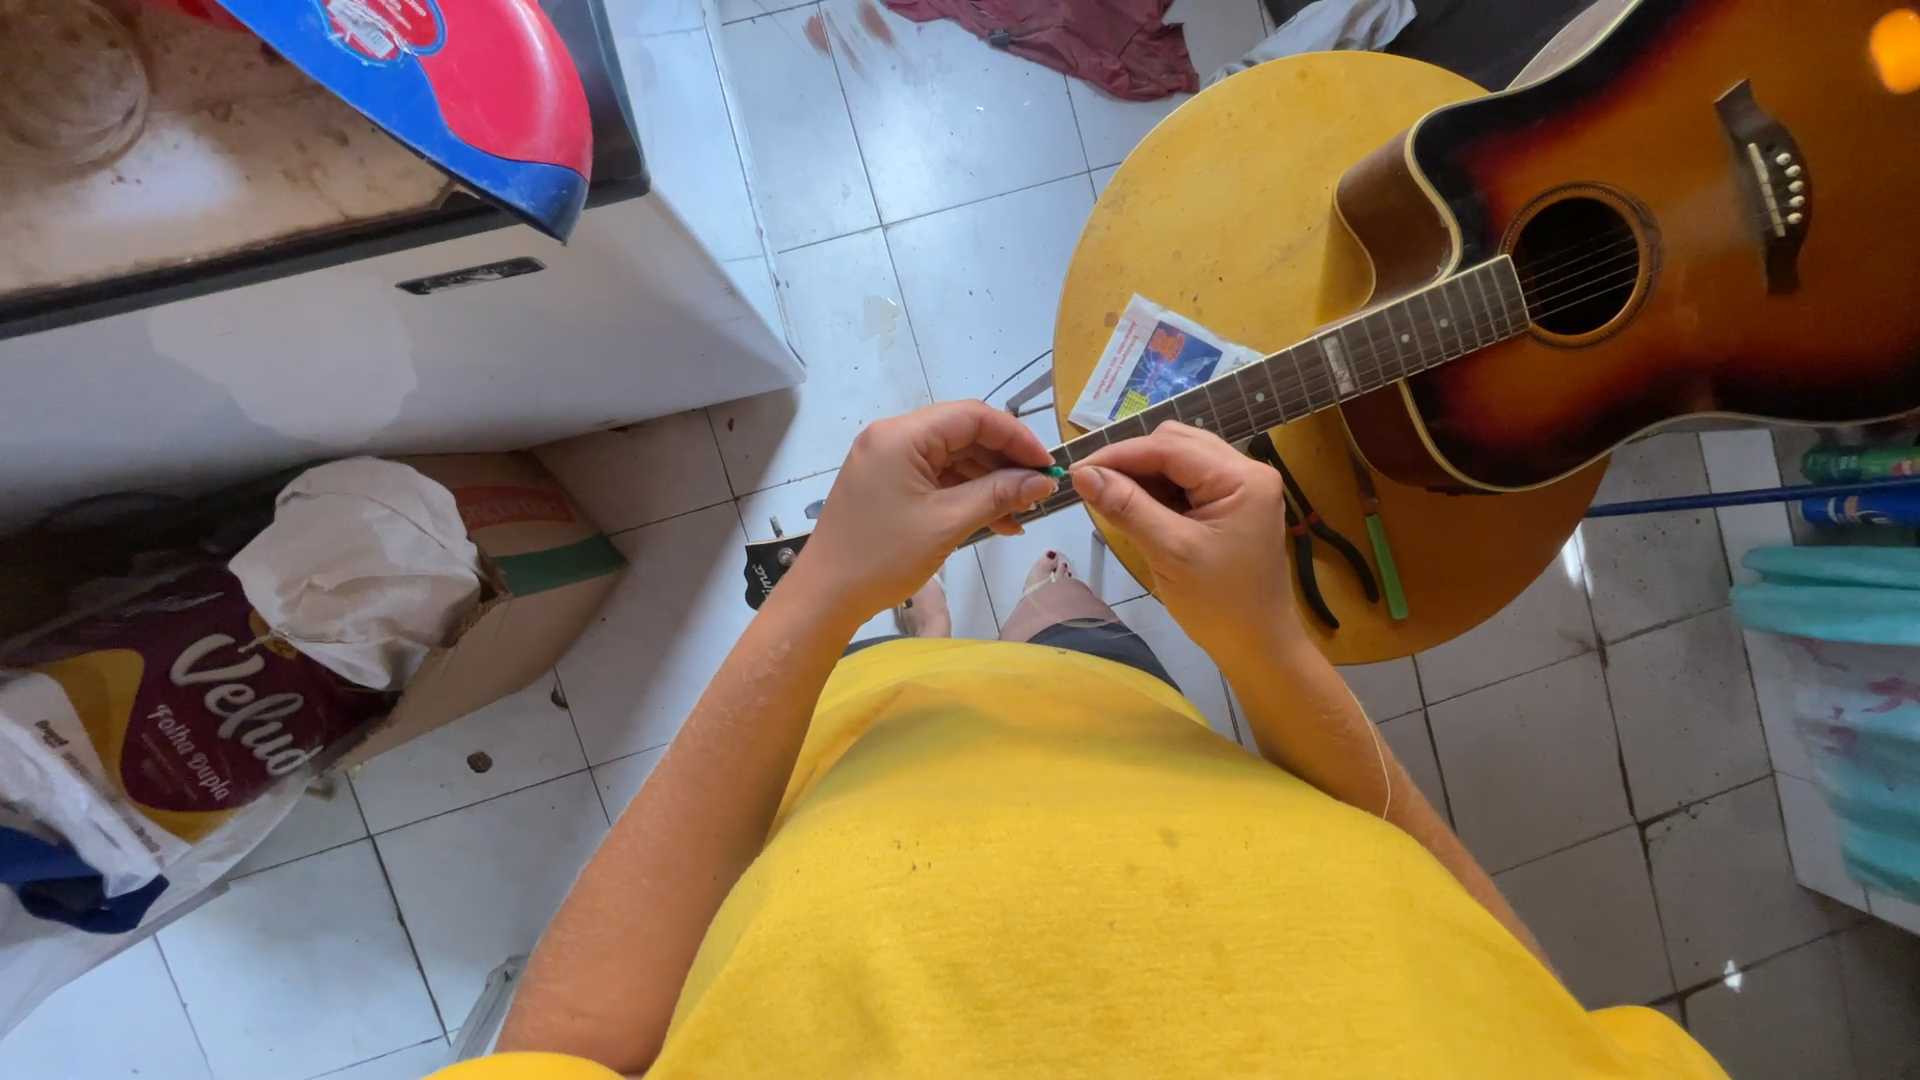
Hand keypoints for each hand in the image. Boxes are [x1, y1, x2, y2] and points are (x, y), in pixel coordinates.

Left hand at [788, 401, 1057, 622]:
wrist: (826, 596)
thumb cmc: (883, 557)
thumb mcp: (947, 524)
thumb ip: (998, 495)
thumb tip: (1043, 481)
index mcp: (902, 435)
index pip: (973, 416)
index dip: (1016, 436)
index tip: (1049, 464)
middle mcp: (893, 437)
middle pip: (963, 434)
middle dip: (1005, 462)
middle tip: (1039, 490)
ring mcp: (888, 461)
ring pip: (953, 459)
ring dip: (989, 483)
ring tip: (1021, 514)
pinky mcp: (887, 484)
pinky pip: (936, 479)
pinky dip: (966, 496)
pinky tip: (996, 521)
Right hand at [1071, 422, 1303, 657]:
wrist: (1256, 645)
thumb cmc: (1219, 604)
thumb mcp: (1169, 551)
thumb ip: (1126, 507)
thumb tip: (1082, 474)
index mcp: (1242, 478)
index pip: (1170, 448)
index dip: (1120, 455)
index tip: (1077, 471)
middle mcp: (1245, 471)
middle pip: (1175, 444)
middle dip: (1131, 461)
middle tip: (1093, 486)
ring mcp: (1238, 487)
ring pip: (1177, 461)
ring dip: (1141, 475)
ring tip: (1111, 497)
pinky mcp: (1228, 504)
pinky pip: (1184, 482)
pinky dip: (1155, 490)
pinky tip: (1135, 507)